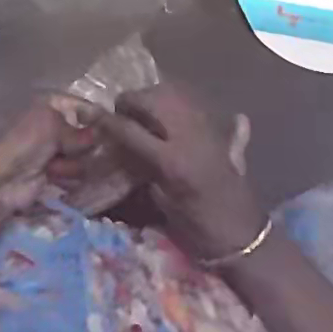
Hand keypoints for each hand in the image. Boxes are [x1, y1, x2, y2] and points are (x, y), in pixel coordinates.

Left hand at [0, 96, 96, 210]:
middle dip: (83, 144)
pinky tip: (53, 176)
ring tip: (53, 166)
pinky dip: (67, 174)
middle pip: (87, 133)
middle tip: (74, 150)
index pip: (83, 105)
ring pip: (83, 154)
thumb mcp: (52, 125)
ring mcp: (54, 148)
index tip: (114, 129)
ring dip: (71, 163)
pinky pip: (76, 171)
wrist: (2, 179)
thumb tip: (99, 136)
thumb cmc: (24, 142)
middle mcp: (53, 123)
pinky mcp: (55, 170)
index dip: (97, 117)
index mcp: (49, 104)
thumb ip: (79, 130)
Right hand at [98, 83, 266, 259]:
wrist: (243, 238)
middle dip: (130, 101)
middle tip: (119, 114)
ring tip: (140, 112)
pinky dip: (174, 102)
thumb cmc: (196, 228)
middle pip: (152, 99)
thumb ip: (139, 165)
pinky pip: (192, 104)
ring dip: (151, 97)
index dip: (106, 119)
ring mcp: (208, 131)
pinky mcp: (220, 132)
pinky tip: (166, 114)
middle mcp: (190, 138)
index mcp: (172, 161)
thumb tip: (118, 143)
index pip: (130, 129)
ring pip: (173, 93)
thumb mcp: (160, 200)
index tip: (89, 113)